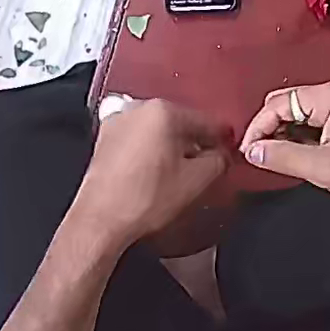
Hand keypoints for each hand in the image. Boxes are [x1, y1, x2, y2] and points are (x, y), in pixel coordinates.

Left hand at [71, 99, 231, 245]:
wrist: (100, 221)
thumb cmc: (143, 199)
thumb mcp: (197, 180)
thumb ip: (218, 160)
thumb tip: (222, 154)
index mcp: (163, 112)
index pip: (205, 120)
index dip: (222, 138)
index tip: (229, 149)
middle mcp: (139, 109)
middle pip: (181, 122)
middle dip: (196, 142)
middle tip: (208, 164)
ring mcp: (119, 123)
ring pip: (159, 130)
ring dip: (173, 146)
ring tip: (181, 173)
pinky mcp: (105, 140)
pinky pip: (139, 138)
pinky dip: (152, 150)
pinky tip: (157, 173)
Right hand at [239, 81, 329, 217]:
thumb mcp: (323, 168)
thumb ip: (283, 156)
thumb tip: (252, 151)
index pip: (280, 103)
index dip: (259, 127)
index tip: (248, 152)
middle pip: (287, 103)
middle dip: (269, 128)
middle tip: (258, 156)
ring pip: (298, 112)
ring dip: (284, 133)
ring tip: (276, 159)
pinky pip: (312, 120)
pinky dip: (299, 136)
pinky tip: (296, 155)